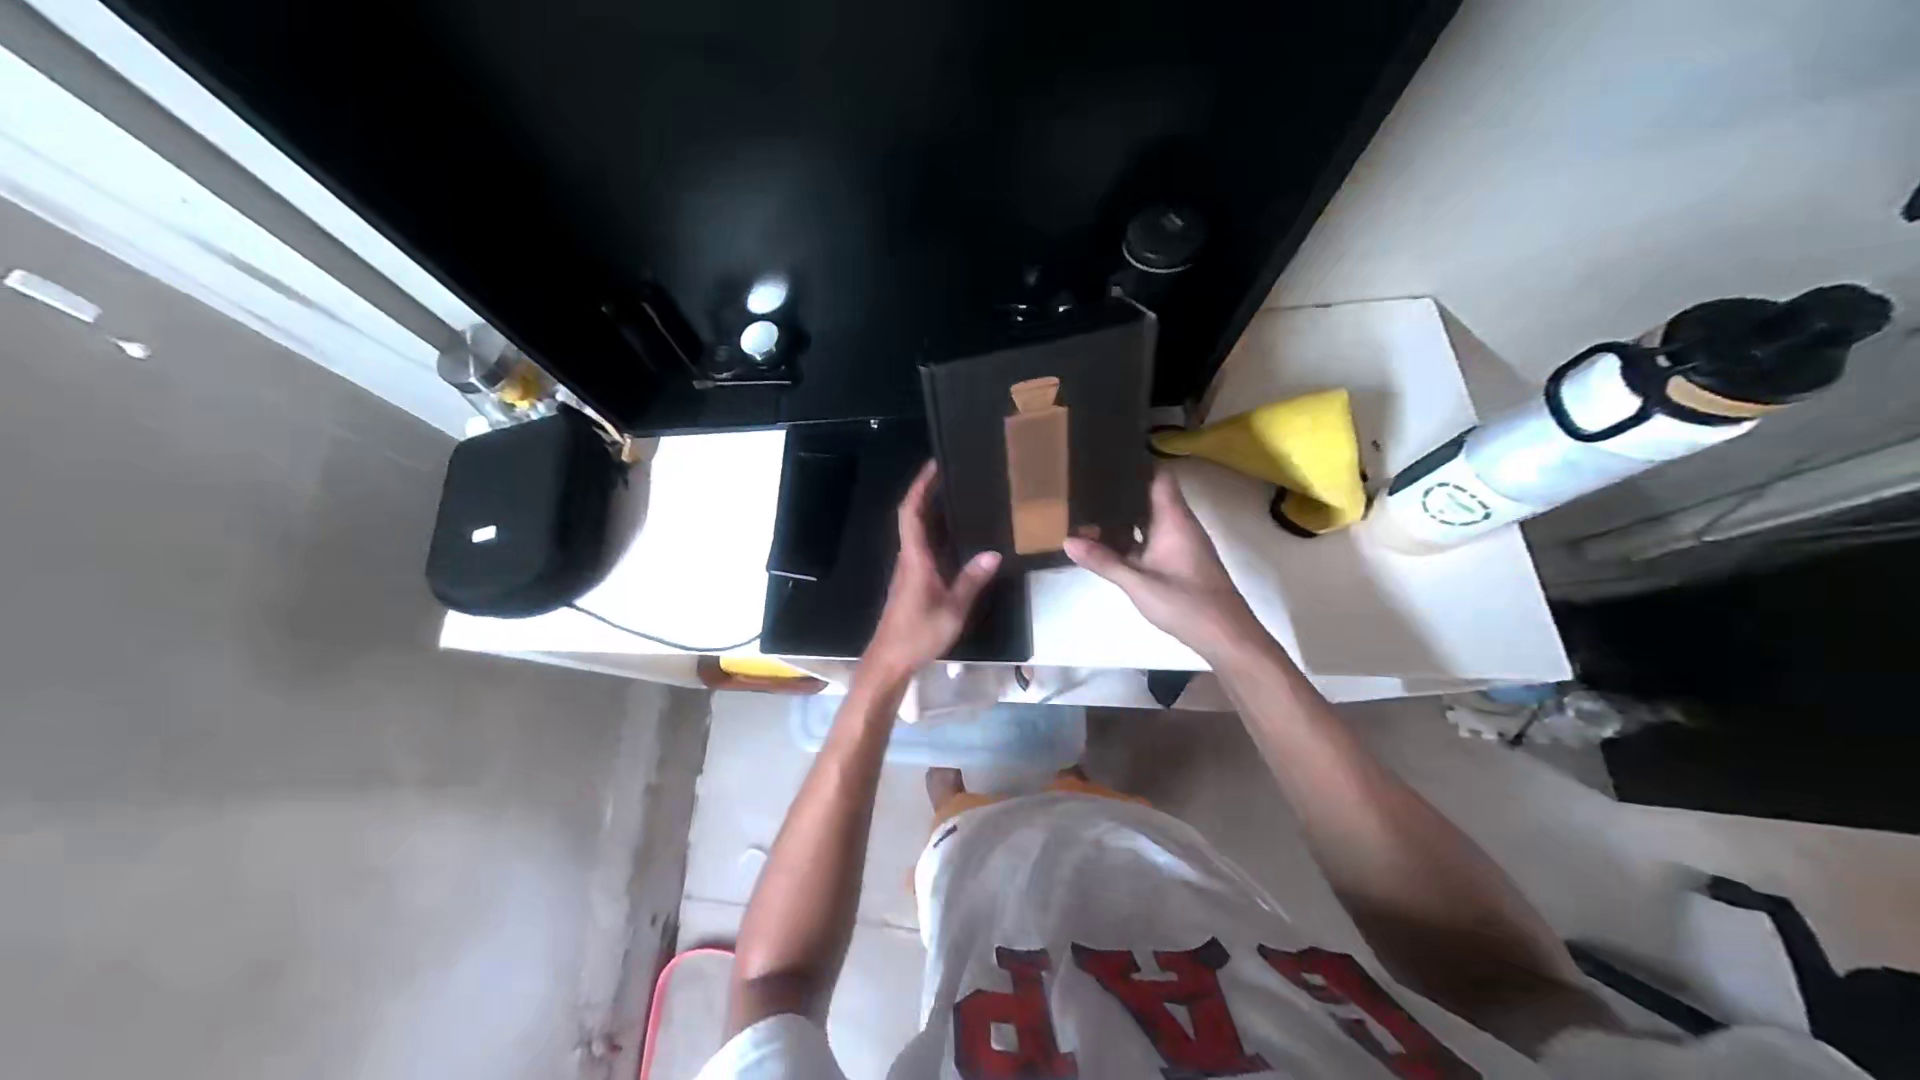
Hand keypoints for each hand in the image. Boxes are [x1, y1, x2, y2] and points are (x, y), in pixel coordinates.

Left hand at [863, 461, 1000, 678]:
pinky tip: (961, 537)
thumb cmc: (918, 633)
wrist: (891, 659)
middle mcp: (909, 558)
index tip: (934, 465)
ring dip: (936, 512)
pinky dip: (940, 534)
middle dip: (931, 492)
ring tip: (964, 498)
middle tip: (956, 474)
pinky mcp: (914, 581)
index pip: (911, 512)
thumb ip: (971, 580)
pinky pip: (927, 548)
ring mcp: (910, 570)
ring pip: (921, 532)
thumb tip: (994, 552)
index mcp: (914, 558)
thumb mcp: (952, 608)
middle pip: (915, 516)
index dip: (920, 486)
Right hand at [1063, 468, 1266, 662]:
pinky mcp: (1180, 560)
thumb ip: (1103, 561)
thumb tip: (1067, 541)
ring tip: (1089, 509)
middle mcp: (1180, 524)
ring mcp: (1181, 543)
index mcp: (1174, 519)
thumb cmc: (1186, 603)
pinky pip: (1152, 536)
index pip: (1158, 476)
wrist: (1225, 635)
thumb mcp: (1138, 583)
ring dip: (1124, 516)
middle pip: (1150, 496)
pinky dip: (1132, 536)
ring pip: (1150, 518)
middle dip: (1121, 491)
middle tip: (1085, 485)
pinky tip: (1109, 543)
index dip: (1135, 465)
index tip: (1105, 459)